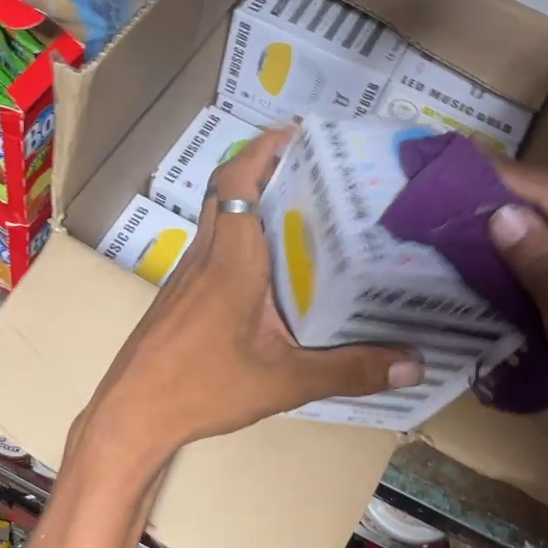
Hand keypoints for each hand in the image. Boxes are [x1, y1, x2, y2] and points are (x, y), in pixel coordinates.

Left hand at [79, 129, 422, 453]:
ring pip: (218, 220)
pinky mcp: (180, 295)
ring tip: (304, 214)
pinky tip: (271, 272)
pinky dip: (241, 240)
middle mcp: (206, 256)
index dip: (262, 149)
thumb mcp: (285, 381)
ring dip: (252, 204)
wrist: (133, 412)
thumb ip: (349, 370)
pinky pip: (213, 249)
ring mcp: (187, 275)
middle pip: (226, 191)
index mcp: (231, 260)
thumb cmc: (204, 387)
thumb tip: (414, 362)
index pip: (236, 182)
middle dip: (264, 169)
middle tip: (314, 170)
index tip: (296, 135)